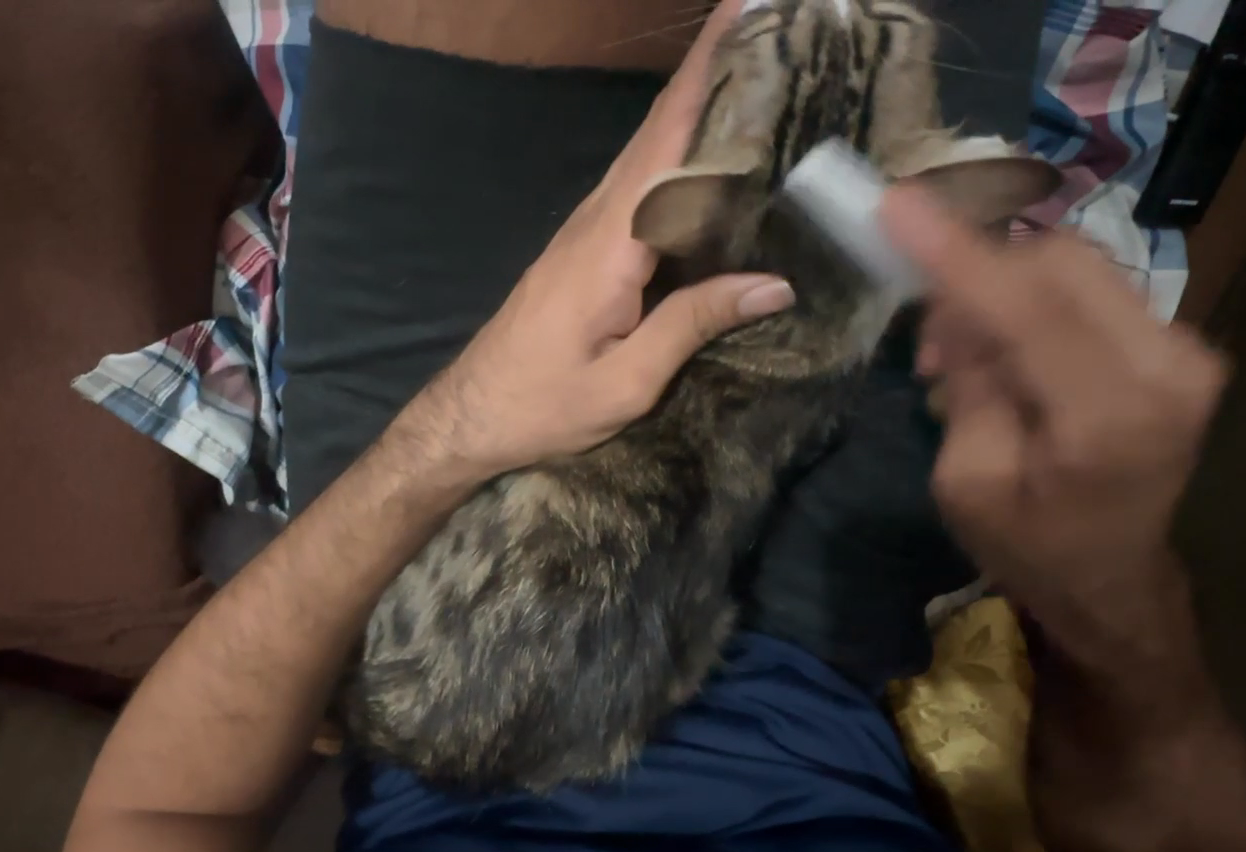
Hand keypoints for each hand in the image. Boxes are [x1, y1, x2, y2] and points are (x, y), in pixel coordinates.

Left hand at [392, 0, 794, 481]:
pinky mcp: (579, 255)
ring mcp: (581, 235)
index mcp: (609, 246)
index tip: (746, 11)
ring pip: (643, 158)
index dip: (706, 74)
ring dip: (691, 111)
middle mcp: (593, 224)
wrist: (470, 416)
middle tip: (773, 38)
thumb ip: (692, 326)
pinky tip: (703, 161)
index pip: (665, 142)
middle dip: (709, 76)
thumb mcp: (625, 383)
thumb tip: (774, 283)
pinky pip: (634, 191)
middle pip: (655, 135)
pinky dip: (671, 159)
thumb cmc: (542, 406)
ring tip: (754, 80)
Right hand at [878, 188, 1245, 851]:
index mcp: (1106, 415)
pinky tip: (1000, 357)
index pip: (1023, 306)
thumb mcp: (966, 481)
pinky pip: (1087, 294)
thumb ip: (969, 386)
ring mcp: (1184, 349)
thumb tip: (958, 313)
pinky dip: (1030, 305)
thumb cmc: (1026, 547)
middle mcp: (1167, 365)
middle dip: (976, 273)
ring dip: (1000, 292)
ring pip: (1073, 269)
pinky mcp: (1177, 346)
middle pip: (1058, 264)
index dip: (953, 253)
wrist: (1111, 583)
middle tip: (926, 338)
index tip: (893, 205)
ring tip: (956, 361)